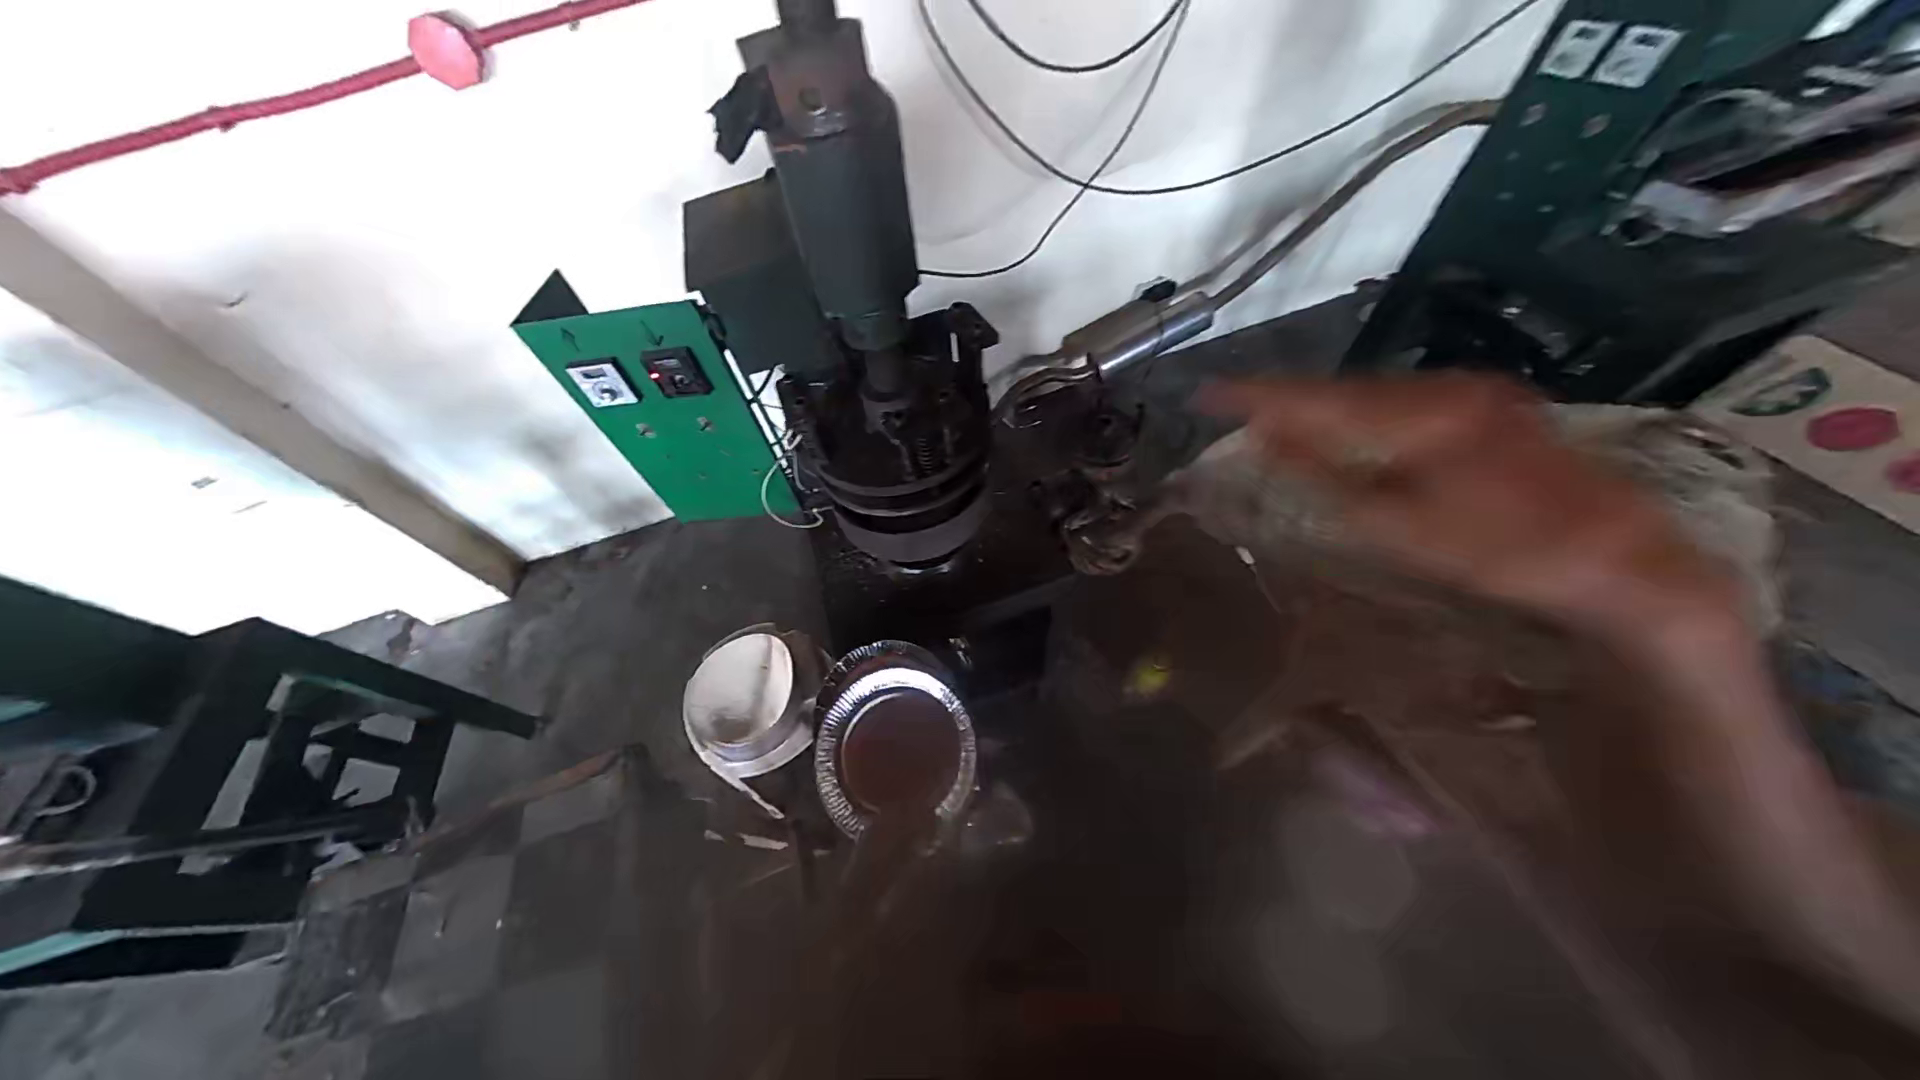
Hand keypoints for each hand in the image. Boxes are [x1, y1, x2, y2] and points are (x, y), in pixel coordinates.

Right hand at [1196, 373, 1741, 641]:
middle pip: (1342, 388)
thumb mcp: (1395, 525)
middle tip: (1235, 407)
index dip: (1256, 395)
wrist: (1624, 561)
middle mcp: (1444, 389)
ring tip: (1276, 415)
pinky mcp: (1490, 408)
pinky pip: (1403, 401)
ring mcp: (1473, 394)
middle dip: (1286, 397)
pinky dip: (1362, 413)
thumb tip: (1264, 439)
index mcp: (1417, 414)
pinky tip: (1346, 427)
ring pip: (1374, 392)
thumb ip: (1325, 477)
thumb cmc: (1500, 552)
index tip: (1207, 392)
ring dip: (1323, 405)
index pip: (1314, 397)